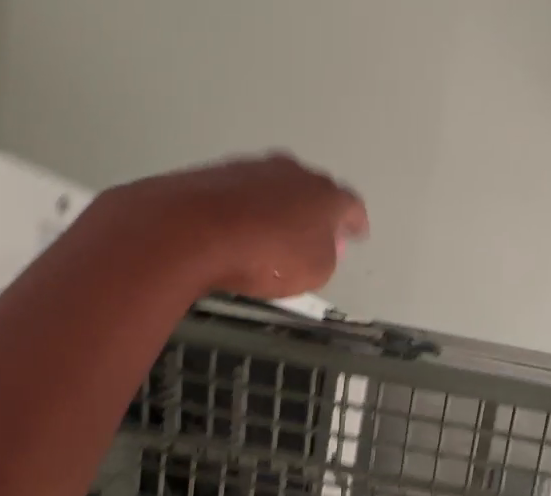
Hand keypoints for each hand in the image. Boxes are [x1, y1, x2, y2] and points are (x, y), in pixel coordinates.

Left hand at [95, 152, 368, 298]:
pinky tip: (241, 234)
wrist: (193, 232)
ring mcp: (250, 168)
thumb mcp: (316, 272)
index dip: (355, 223)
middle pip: (312, 191)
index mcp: (325, 194)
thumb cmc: (266, 256)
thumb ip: (326, 255)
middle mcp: (291, 172)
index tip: (357, 232)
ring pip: (275, 189)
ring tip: (274, 240)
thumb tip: (321, 247)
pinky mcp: (215, 175)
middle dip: (315, 213)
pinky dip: (247, 212)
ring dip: (279, 210)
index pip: (351, 205)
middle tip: (316, 237)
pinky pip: (242, 195)